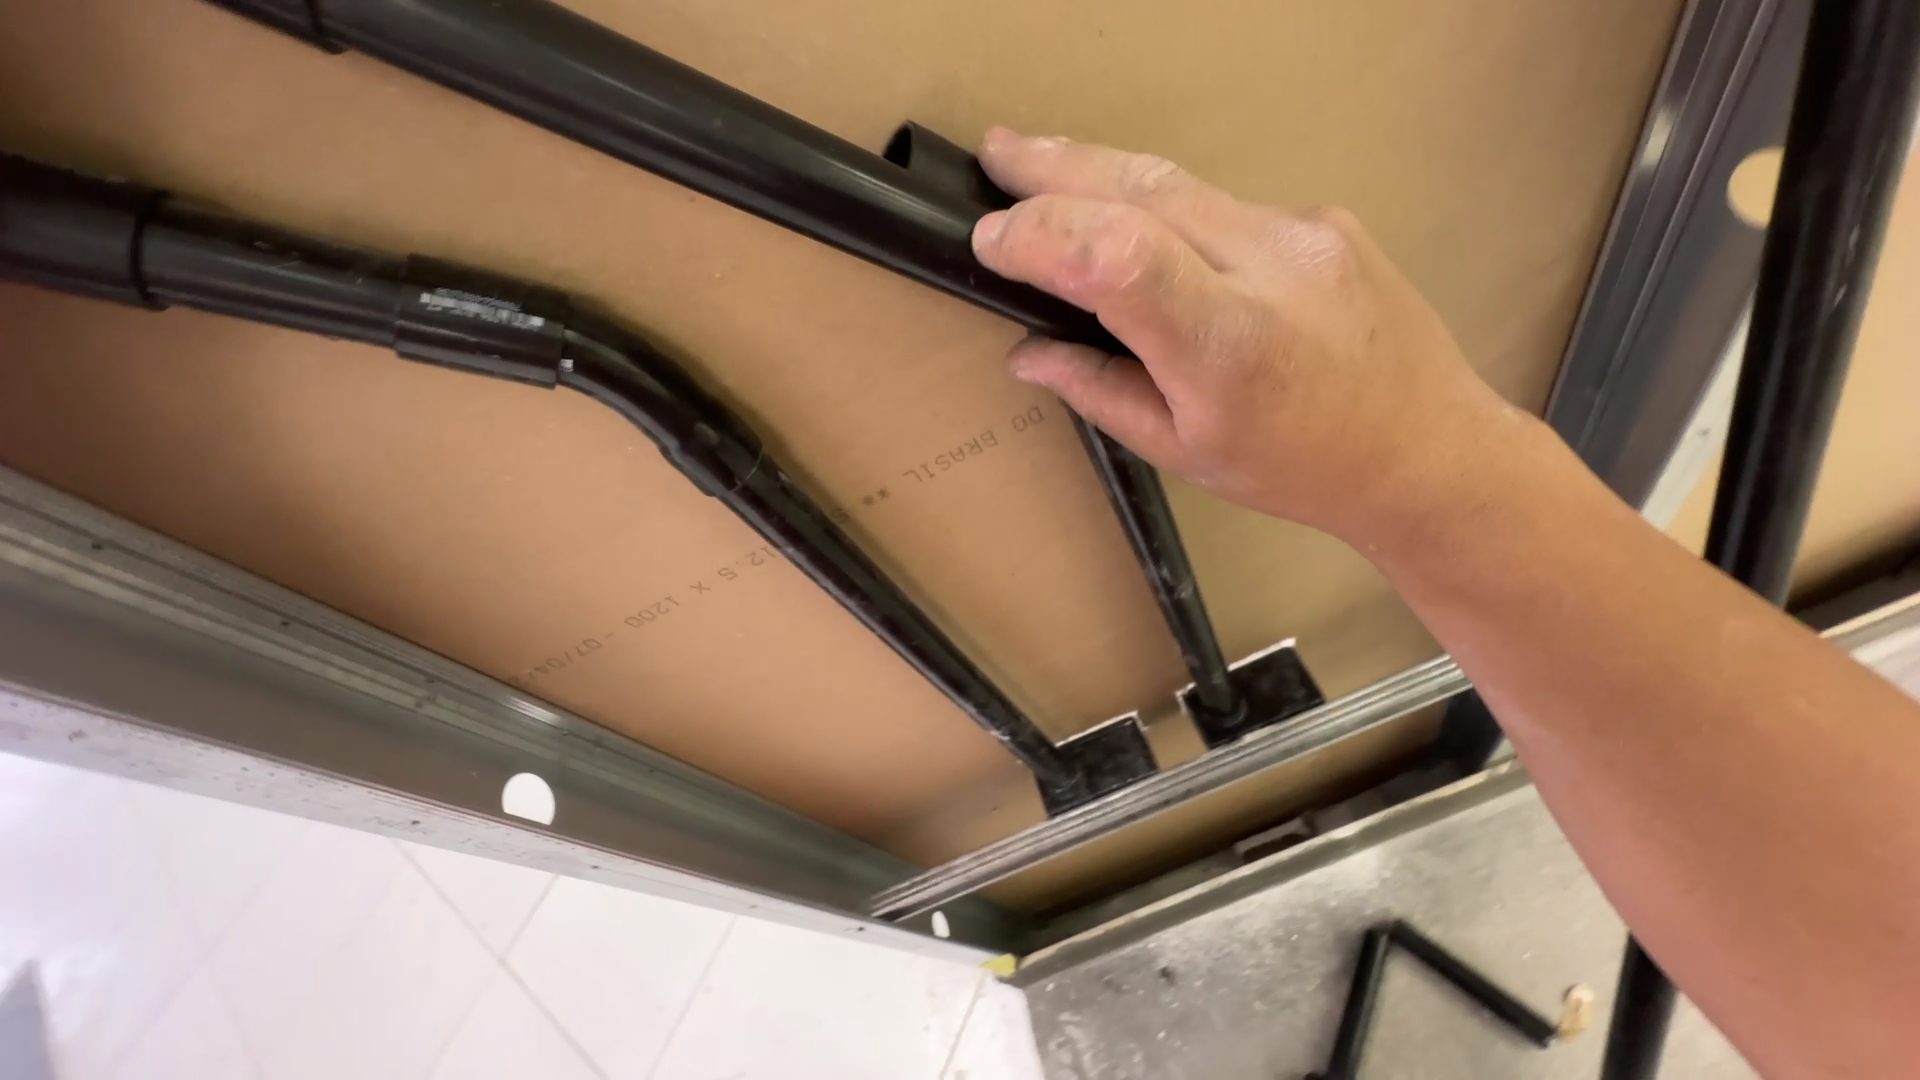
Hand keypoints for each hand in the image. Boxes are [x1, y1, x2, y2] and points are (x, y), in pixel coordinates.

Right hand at [970, 127, 1529, 546]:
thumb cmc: (1299, 467)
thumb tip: (1028, 353)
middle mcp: (1270, 269)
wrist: (1425, 446)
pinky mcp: (1318, 218)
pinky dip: (1159, 206)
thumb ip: (1100, 392)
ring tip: (1039, 162)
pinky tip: (1136, 225)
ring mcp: (1303, 231)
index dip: (1045, 235)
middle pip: (1143, 187)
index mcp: (1227, 348)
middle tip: (997, 155)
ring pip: (1176, 182)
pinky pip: (1217, 203)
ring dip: (1098, 169)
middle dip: (1056, 167)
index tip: (992, 241)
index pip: (1121, 258)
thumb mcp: (1183, 450)